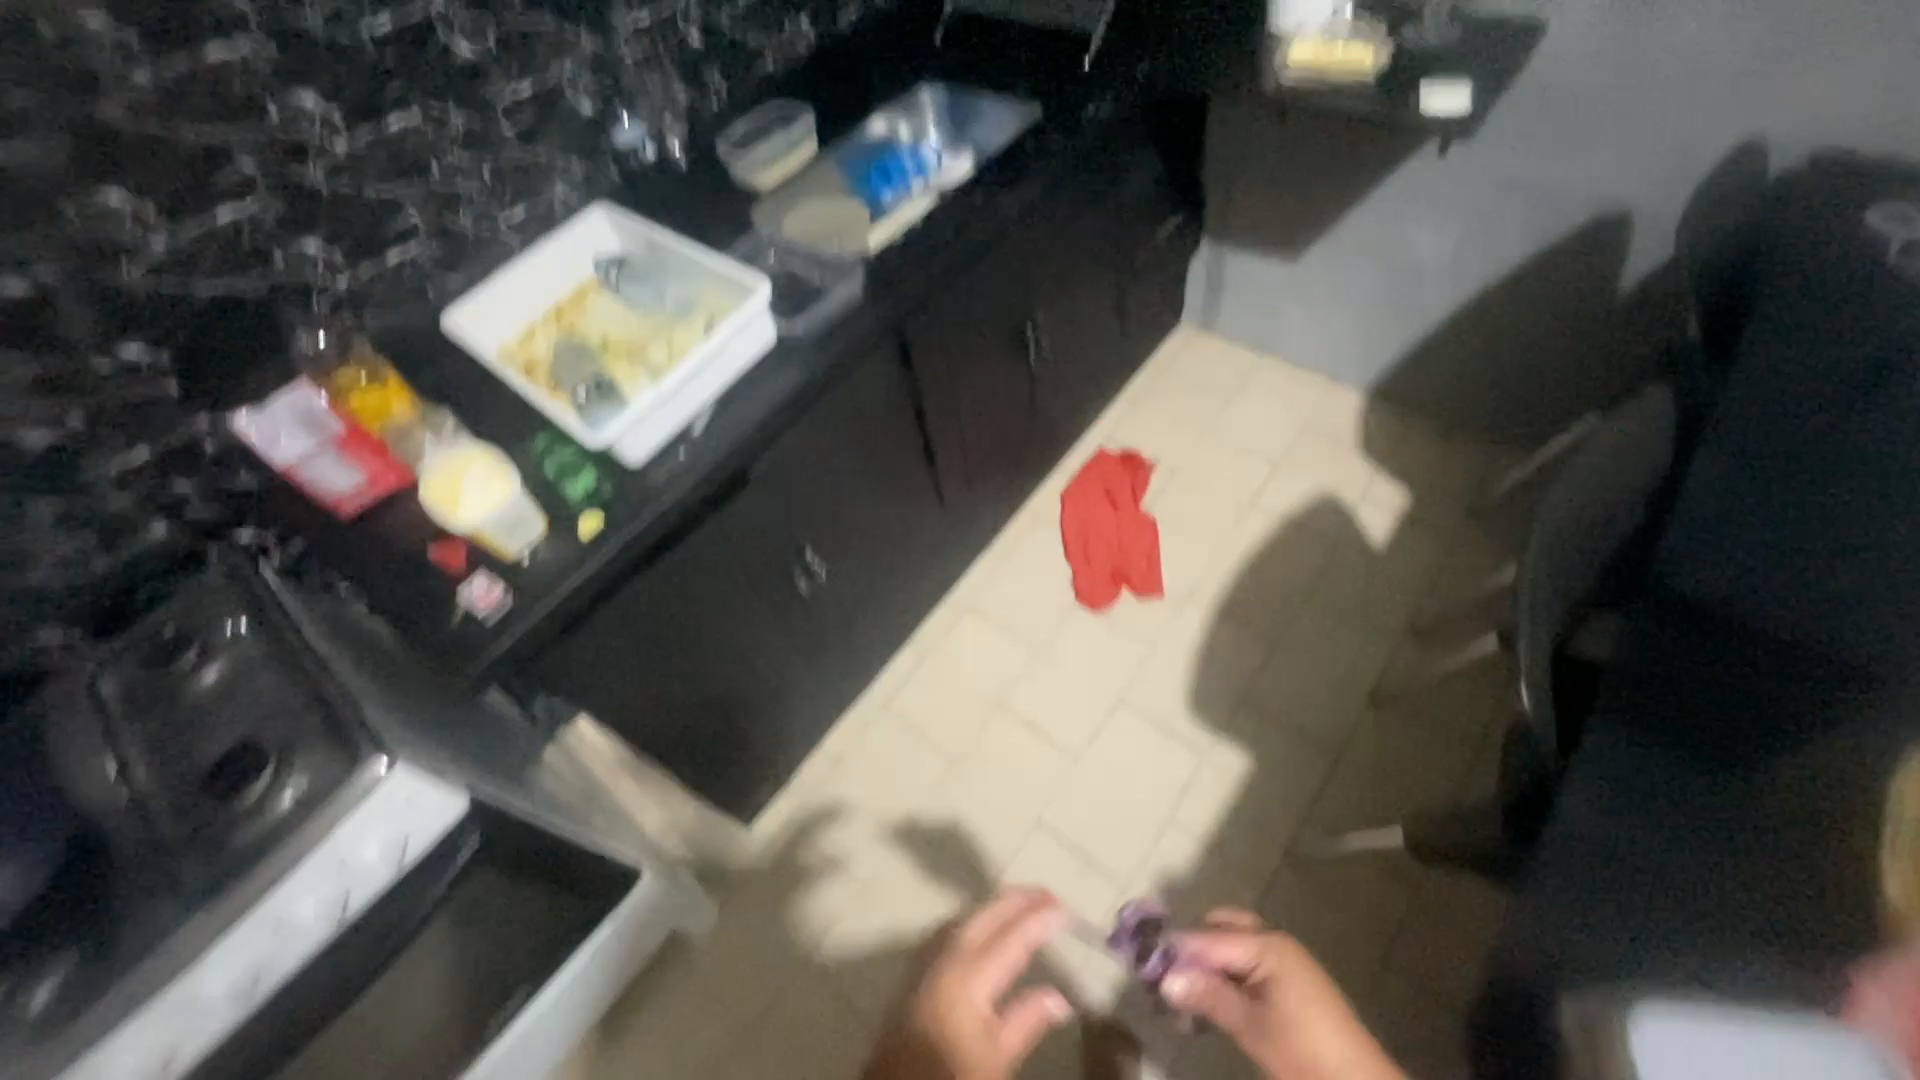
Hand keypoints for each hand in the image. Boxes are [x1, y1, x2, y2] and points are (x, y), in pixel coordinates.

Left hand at [862, 887, 1074, 1079]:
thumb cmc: (951, 1076)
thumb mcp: (995, 1059)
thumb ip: (1026, 1021)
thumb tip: (1059, 997)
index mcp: (968, 980)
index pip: (1011, 939)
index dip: (1038, 920)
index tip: (1064, 908)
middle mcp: (945, 960)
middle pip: (983, 917)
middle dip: (1015, 900)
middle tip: (1046, 893)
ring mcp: (925, 962)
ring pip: (963, 919)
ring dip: (992, 906)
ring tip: (1019, 901)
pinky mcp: (914, 972)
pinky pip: (946, 929)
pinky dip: (970, 918)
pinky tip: (979, 924)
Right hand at [1160, 909, 1404, 1079]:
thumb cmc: (1304, 1053)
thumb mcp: (1250, 1027)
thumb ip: (1208, 997)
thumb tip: (1163, 978)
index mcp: (1267, 946)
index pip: (1207, 938)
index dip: (1175, 951)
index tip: (1144, 965)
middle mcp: (1275, 942)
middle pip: (1222, 927)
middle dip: (1194, 945)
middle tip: (1168, 974)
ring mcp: (1286, 961)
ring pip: (1234, 944)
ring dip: (1209, 960)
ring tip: (1186, 990)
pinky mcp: (1291, 982)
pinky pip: (1249, 962)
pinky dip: (1227, 973)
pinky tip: (1213, 1000)